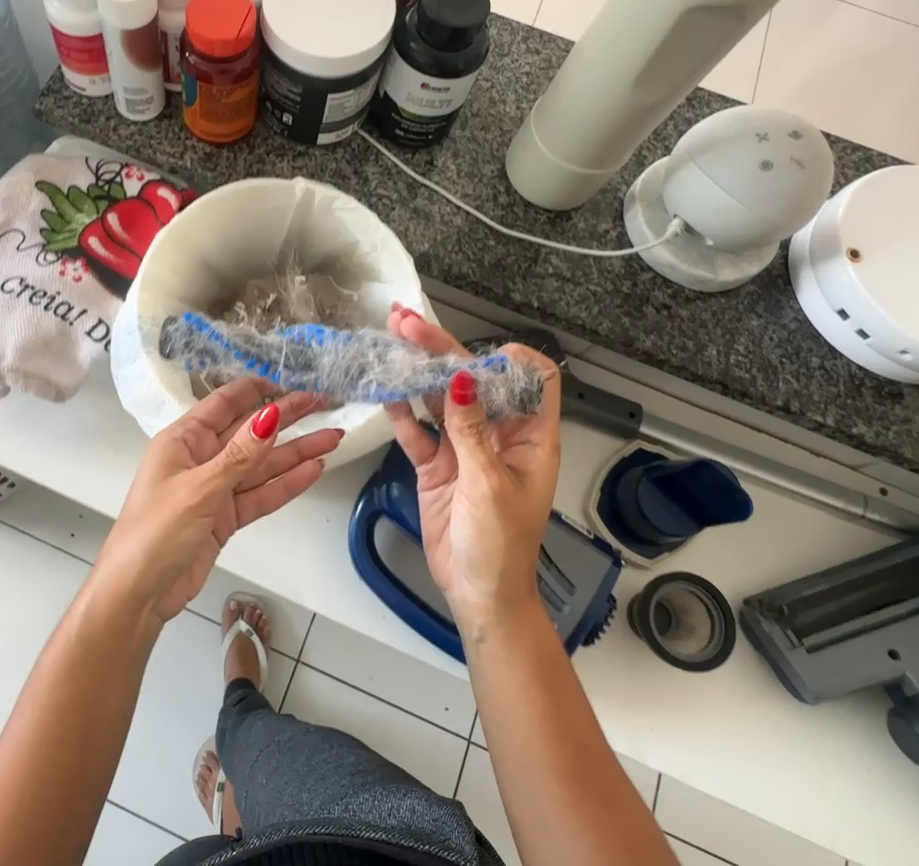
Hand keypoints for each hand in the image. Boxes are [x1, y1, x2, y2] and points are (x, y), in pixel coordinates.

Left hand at [96, 379, 343, 620]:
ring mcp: (215, 489)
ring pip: (262, 464)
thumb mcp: (199, 488)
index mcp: (183, 440)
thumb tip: (270, 414)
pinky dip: (286, 483)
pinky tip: (313, 470)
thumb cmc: (156, 531)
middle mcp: (201, 458)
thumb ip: (240, 454)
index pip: (225, 404)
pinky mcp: (225, 517)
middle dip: (287, 417)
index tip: (291, 380)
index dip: (257, 389)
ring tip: (334, 437)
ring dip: (296, 451)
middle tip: (324, 402)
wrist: (138, 592)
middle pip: (250, 432)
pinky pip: (261, 494)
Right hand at [382, 305, 562, 629]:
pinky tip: (384, 391)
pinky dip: (401, 412)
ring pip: (439, 399)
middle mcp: (498, 434)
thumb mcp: (489, 484)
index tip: (480, 350)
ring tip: (390, 342)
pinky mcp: (436, 464)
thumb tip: (462, 379)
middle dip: (442, 351)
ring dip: (416, 373)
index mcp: (529, 437)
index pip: (533, 380)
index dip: (512, 359)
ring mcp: (464, 447)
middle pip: (472, 381)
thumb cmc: (502, 547)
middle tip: (407, 324)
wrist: (478, 593)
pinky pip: (418, 430)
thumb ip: (470, 430)